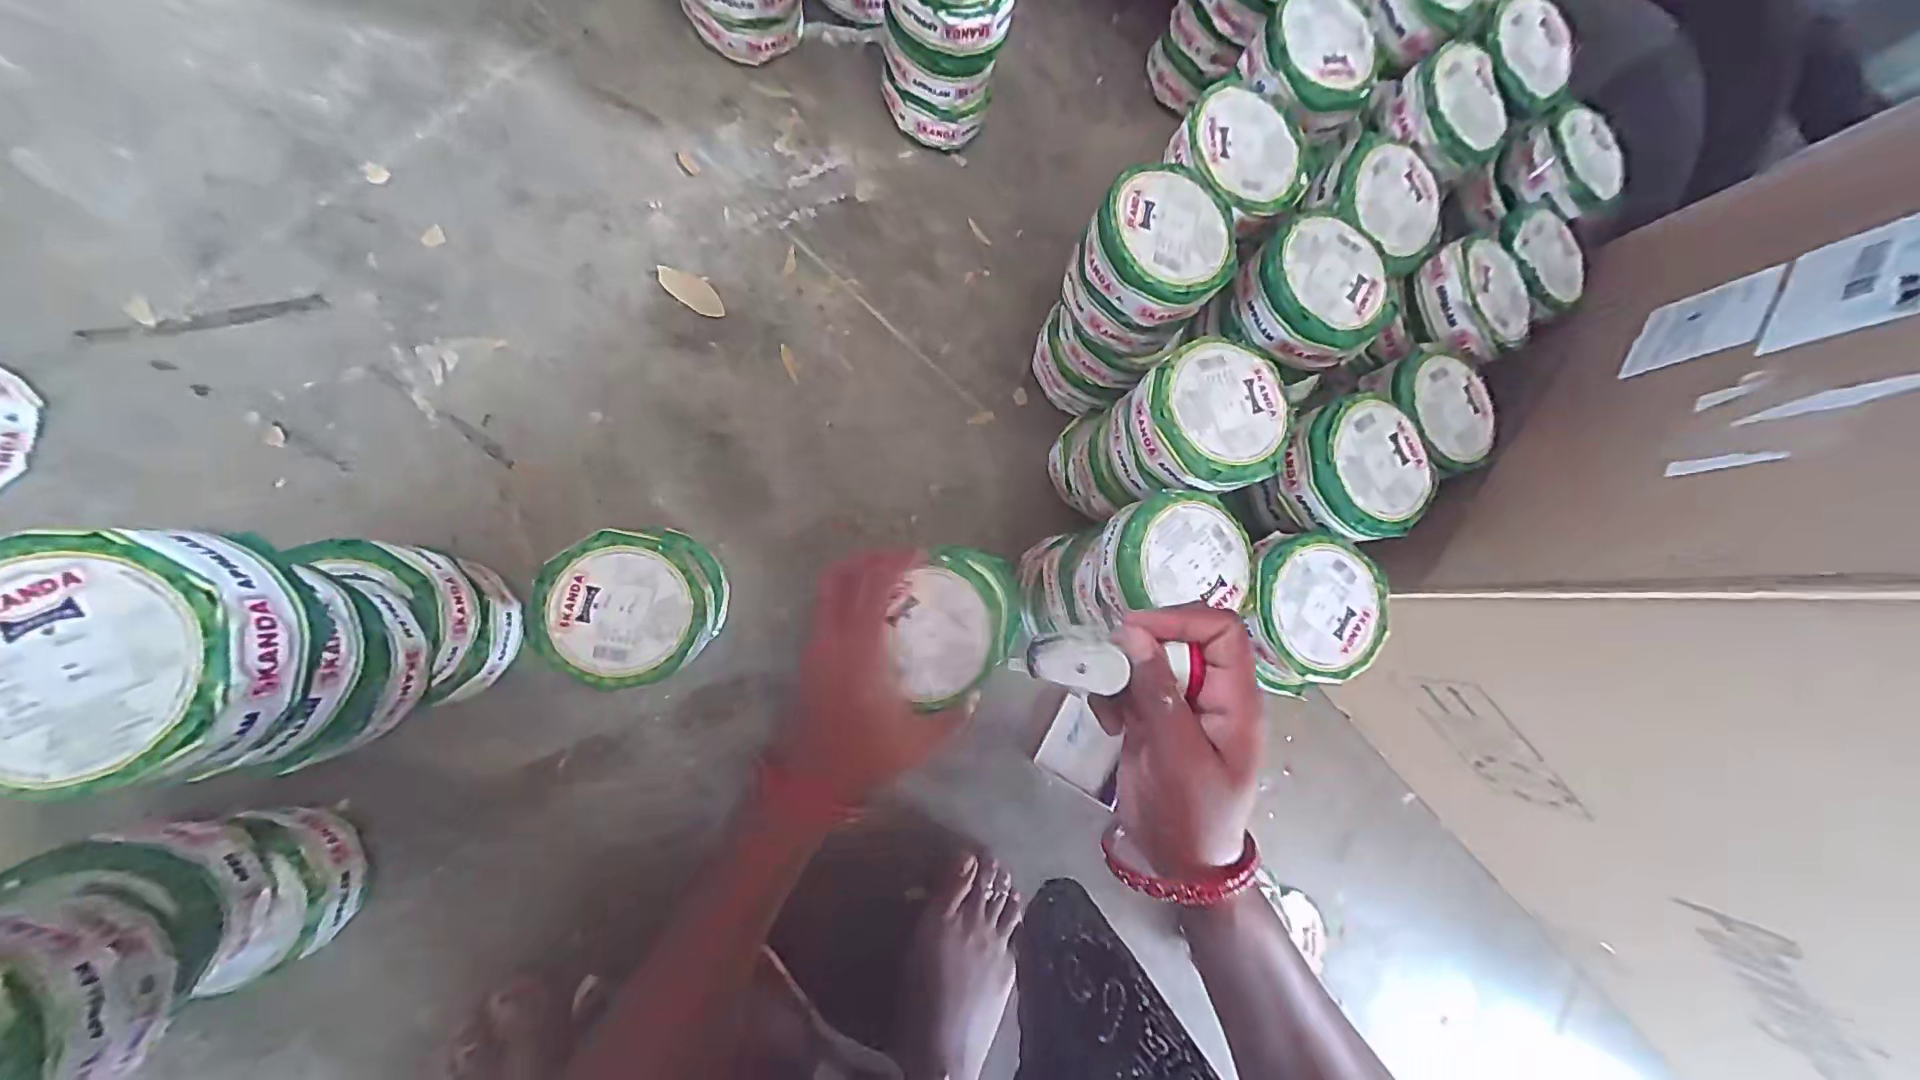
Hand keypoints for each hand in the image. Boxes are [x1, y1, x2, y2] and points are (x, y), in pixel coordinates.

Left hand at [774, 550, 974, 803]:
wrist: (813, 777)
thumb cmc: (866, 756)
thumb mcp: (919, 741)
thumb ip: (954, 717)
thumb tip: (976, 695)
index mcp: (862, 653)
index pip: (874, 589)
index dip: (895, 564)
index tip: (920, 555)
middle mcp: (834, 639)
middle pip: (848, 576)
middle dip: (877, 558)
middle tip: (907, 558)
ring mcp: (816, 643)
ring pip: (829, 586)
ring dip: (858, 569)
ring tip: (887, 571)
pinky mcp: (809, 652)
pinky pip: (825, 603)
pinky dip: (846, 588)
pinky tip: (868, 602)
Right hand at [1089, 604, 1264, 876]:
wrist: (1178, 865)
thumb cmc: (1192, 815)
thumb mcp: (1176, 755)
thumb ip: (1157, 693)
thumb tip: (1134, 634)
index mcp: (1234, 699)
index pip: (1221, 630)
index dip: (1181, 619)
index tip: (1134, 630)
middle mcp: (1209, 694)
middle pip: (1178, 640)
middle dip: (1140, 650)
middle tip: (1109, 668)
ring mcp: (1180, 705)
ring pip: (1148, 660)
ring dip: (1120, 676)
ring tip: (1110, 710)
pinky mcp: (1153, 718)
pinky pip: (1130, 686)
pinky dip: (1112, 696)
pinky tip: (1109, 725)